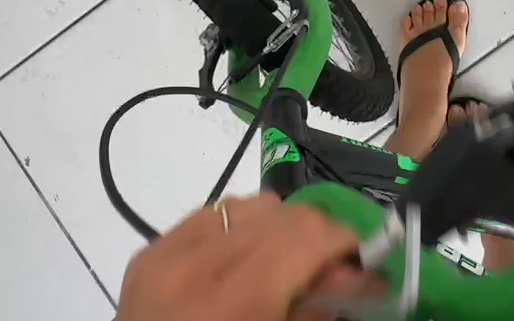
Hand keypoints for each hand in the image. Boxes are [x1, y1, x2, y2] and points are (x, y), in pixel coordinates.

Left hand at [116, 192, 359, 320]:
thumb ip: (317, 312)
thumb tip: (363, 272)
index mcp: (227, 308)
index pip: (304, 236)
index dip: (344, 241)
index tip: (365, 262)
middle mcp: (191, 267)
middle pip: (282, 214)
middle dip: (316, 238)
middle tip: (329, 274)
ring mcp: (164, 254)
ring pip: (252, 204)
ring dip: (278, 230)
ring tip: (280, 271)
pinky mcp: (148, 252)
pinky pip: (215, 211)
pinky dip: (240, 231)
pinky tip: (240, 266)